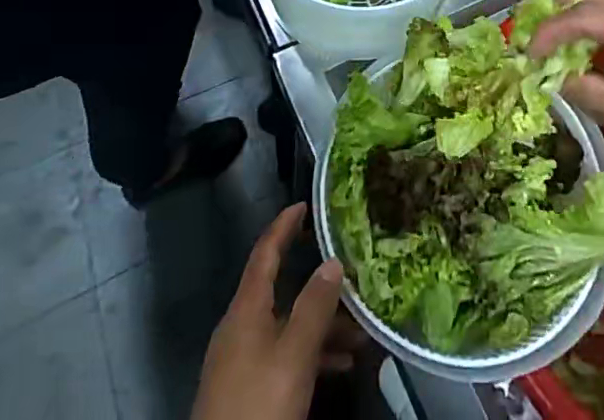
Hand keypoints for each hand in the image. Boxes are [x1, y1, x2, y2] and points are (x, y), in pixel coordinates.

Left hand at [191, 204, 364, 419]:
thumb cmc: (258, 406)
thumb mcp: (294, 355)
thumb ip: (314, 307)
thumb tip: (332, 261)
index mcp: (245, 312)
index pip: (264, 255)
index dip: (283, 227)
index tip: (305, 204)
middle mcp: (241, 329)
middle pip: (282, 290)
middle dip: (320, 283)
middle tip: (354, 269)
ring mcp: (243, 360)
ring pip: (289, 325)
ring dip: (324, 323)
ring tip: (362, 329)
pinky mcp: (249, 388)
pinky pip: (286, 354)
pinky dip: (314, 352)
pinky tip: (343, 364)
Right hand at [527, 0, 603, 226]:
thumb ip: (594, 96)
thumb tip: (551, 80)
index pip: (589, 16)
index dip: (550, 32)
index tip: (522, 54)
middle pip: (602, 0)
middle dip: (563, 17)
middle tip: (529, 39)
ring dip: (586, 28)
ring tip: (554, 53)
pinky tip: (598, 67)